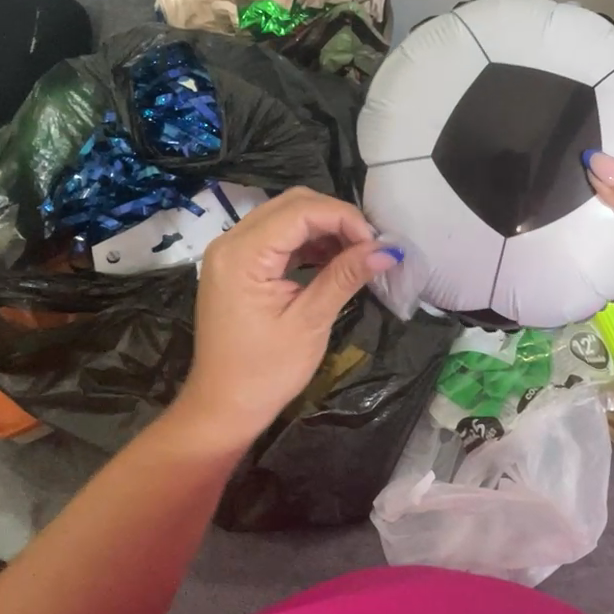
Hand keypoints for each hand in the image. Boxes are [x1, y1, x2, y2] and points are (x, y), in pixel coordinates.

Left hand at [174, 187, 398, 443]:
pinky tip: (335, 261)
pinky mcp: (240, 265)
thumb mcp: (311, 322)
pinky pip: (280, 236)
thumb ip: (345, 277)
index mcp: (242, 255)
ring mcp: (232, 252)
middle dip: (337, 218)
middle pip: (293, 205)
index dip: (345, 219)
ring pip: (288, 216)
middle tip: (370, 247)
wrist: (224, 407)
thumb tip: (388, 250)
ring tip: (358, 255)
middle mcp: (231, 242)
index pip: (301, 211)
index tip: (376, 246)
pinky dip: (310, 241)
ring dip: (326, 228)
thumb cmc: (265, 371)